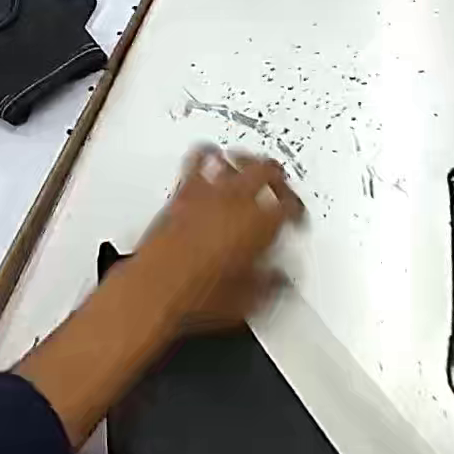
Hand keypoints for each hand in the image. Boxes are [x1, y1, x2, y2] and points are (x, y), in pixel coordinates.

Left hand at [117, 148, 303, 332]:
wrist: (156, 287)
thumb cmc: (198, 297)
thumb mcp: (250, 299)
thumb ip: (271, 282)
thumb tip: (279, 276)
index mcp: (258, 225)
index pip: (288, 206)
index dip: (296, 209)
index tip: (295, 215)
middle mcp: (234, 201)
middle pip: (265, 171)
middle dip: (277, 176)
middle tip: (279, 185)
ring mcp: (207, 192)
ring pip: (233, 159)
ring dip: (245, 160)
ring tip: (249, 163)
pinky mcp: (182, 190)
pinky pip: (198, 159)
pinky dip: (208, 154)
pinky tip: (210, 156)